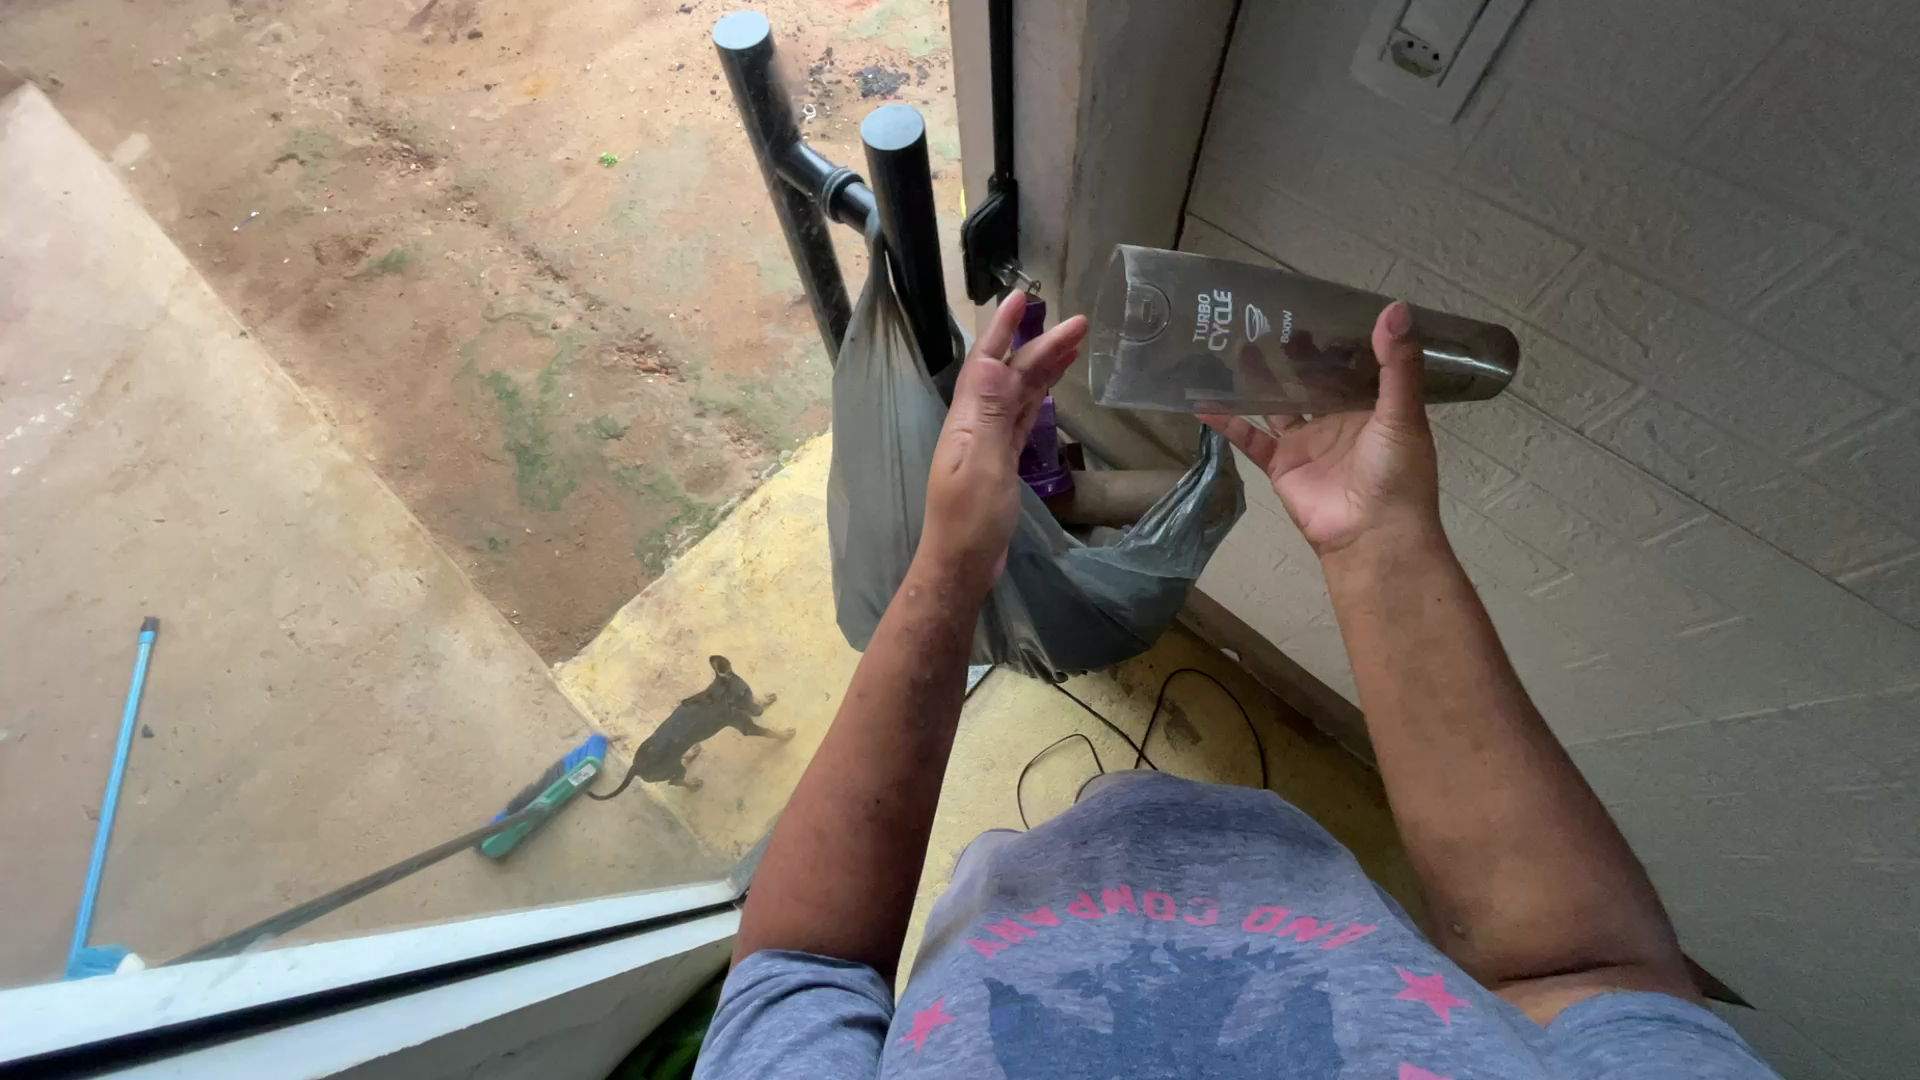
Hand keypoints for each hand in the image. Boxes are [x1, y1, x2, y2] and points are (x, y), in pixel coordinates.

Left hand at [918, 292, 1086, 591]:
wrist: (962, 565)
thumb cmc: (970, 520)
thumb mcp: (982, 463)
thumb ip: (991, 413)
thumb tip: (996, 360)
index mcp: (966, 419)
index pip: (986, 361)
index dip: (1003, 329)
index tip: (1023, 297)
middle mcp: (975, 423)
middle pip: (1009, 374)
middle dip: (1039, 346)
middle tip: (1079, 323)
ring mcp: (987, 443)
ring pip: (1018, 395)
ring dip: (1043, 368)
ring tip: (1074, 344)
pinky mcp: (1000, 461)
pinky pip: (1021, 419)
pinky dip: (1038, 399)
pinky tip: (1051, 386)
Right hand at [1200, 301, 1440, 557]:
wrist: (1371, 532)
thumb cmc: (1396, 472)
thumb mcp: (1403, 413)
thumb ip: (1398, 365)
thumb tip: (1394, 308)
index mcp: (1368, 407)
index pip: (1347, 366)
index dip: (1331, 341)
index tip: (1313, 311)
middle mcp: (1333, 421)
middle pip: (1306, 382)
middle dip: (1289, 356)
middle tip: (1268, 322)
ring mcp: (1303, 443)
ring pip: (1274, 405)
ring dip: (1256, 380)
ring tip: (1237, 347)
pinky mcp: (1278, 465)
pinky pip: (1248, 439)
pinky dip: (1227, 422)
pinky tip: (1205, 403)